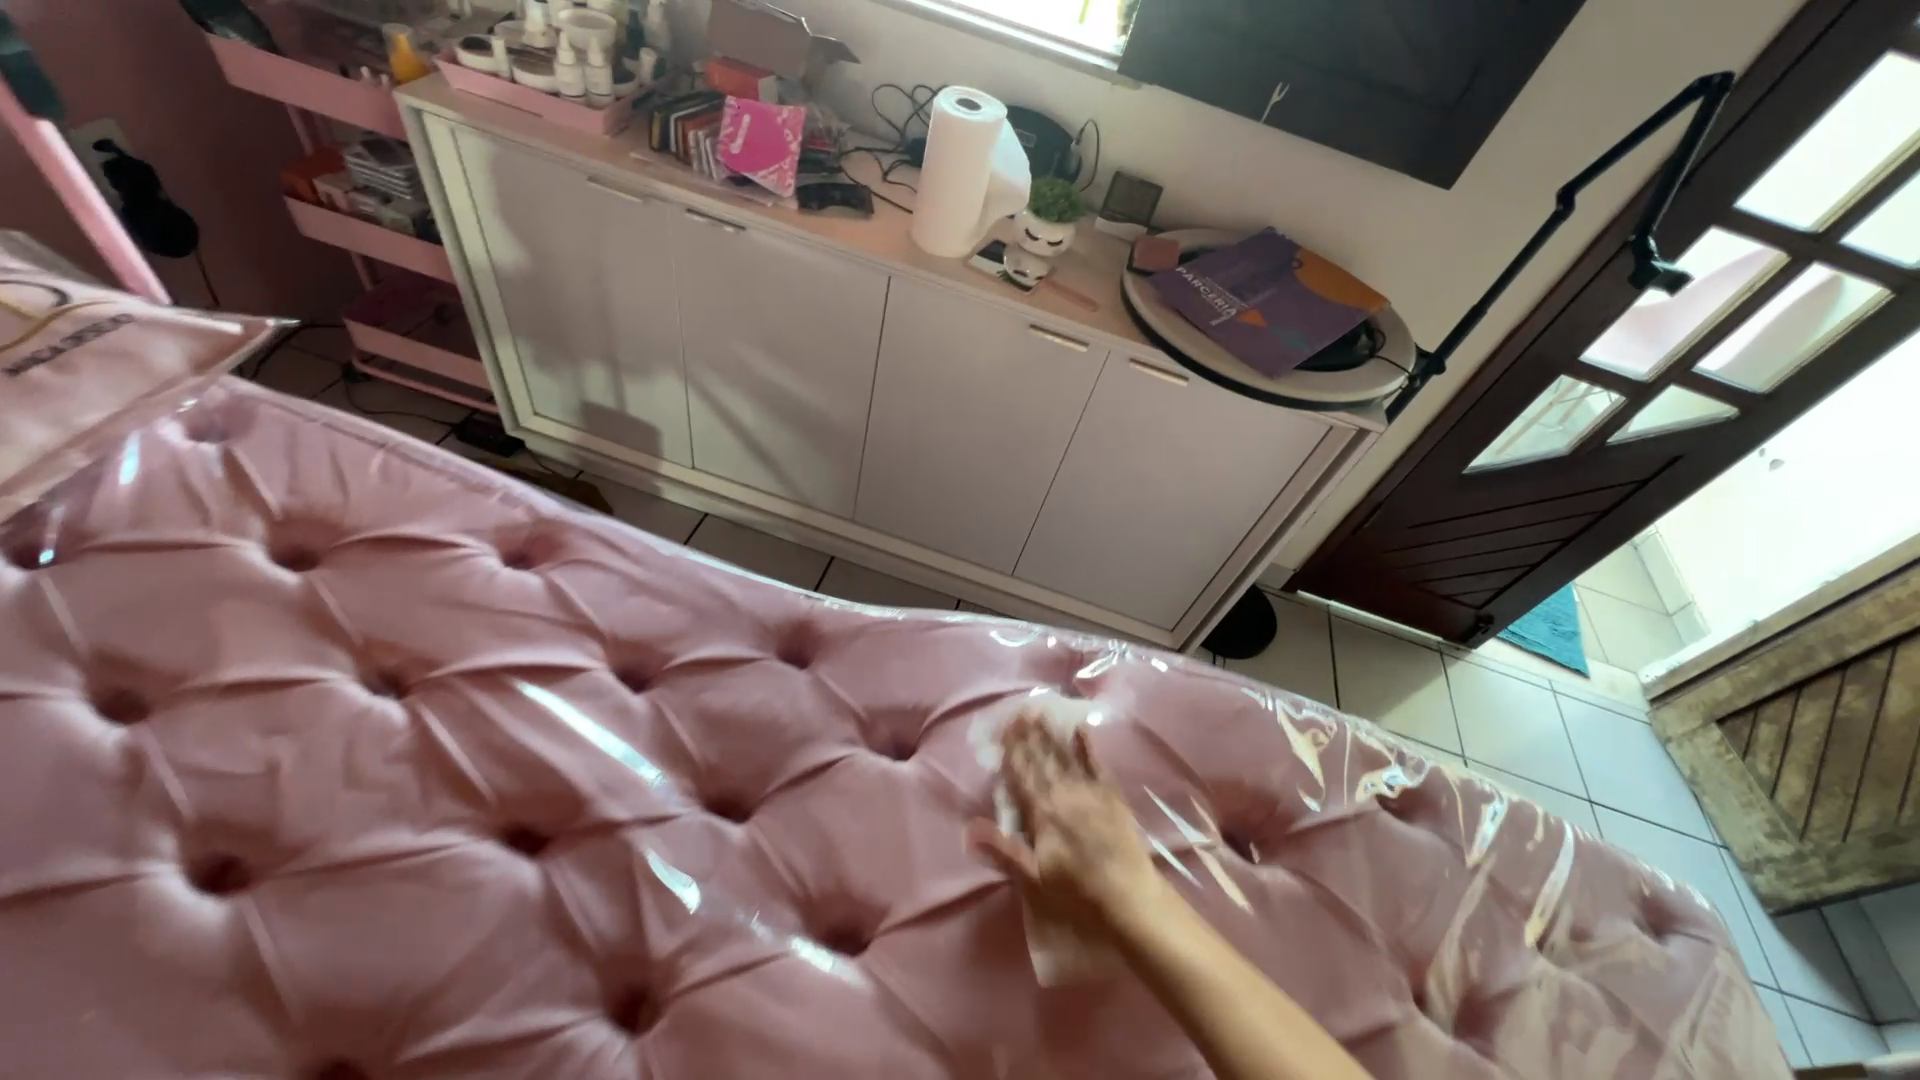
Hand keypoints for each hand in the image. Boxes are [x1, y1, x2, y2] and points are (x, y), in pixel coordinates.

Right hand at [968, 712, 1166, 936]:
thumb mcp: (1035, 878)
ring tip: (1041, 712)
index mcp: (1043, 813)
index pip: (1022, 775)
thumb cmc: (1078, 890)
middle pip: (1042, 759)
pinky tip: (1081, 729)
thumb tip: (969, 829)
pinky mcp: (1112, 796)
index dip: (1012, 751)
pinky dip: (1087, 746)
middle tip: (1020, 709)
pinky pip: (1096, 764)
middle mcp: (1065, 794)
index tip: (1003, 728)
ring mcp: (1091, 792)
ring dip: (1052, 734)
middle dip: (1029, 734)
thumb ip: (1003, 851)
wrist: (1130, 895)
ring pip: (1065, 756)